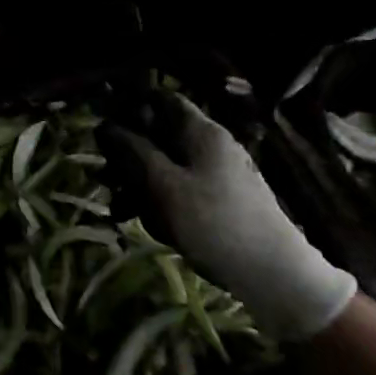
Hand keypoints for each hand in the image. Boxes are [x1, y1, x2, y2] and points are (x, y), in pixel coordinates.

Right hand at [105, 93, 355, 341]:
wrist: (272, 274)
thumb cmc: (215, 222)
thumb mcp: (166, 186)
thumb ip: (134, 152)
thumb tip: (105, 125)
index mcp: (203, 132)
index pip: (163, 100)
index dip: (131, 106)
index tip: (103, 124)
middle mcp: (211, 146)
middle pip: (160, 136)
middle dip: (128, 154)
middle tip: (103, 177)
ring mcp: (217, 175)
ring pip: (166, 166)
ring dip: (138, 183)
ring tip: (118, 208)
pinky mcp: (218, 201)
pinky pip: (180, 190)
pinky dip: (158, 201)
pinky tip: (145, 223)